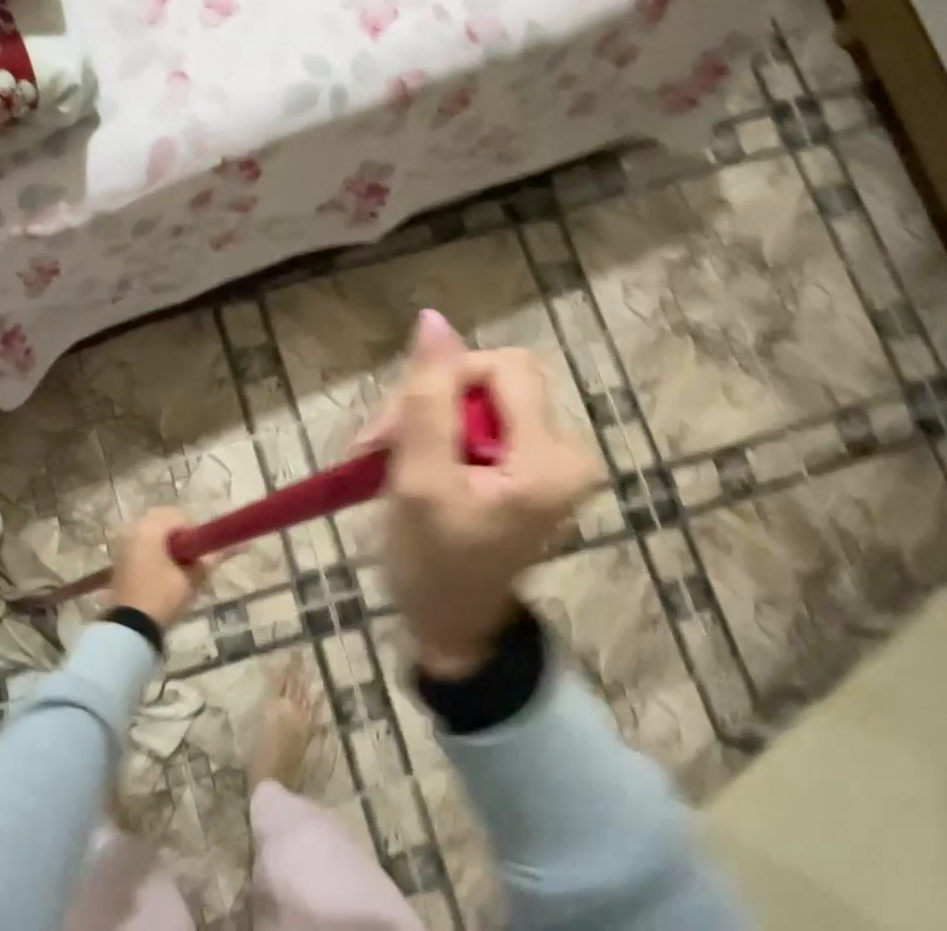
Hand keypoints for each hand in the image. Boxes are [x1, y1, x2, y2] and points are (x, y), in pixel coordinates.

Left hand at [110, 507, 209, 627]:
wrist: (130, 628)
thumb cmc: (162, 598)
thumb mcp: (192, 578)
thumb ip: (213, 558)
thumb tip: (241, 545)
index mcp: (149, 529)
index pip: (180, 516)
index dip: (196, 532)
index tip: (201, 553)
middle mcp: (132, 529)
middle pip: (164, 520)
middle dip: (181, 535)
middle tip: (192, 559)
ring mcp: (123, 544)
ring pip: (152, 532)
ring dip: (168, 543)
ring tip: (180, 568)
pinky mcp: (120, 559)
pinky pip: (142, 544)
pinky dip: (155, 551)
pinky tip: (164, 573)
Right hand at [360, 311, 602, 676]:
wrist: (452, 627)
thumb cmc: (432, 567)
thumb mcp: (420, 482)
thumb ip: (426, 400)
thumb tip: (433, 319)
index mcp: (552, 458)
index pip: (500, 369)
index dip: (441, 381)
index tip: (391, 429)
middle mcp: (569, 450)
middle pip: (492, 381)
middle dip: (428, 403)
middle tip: (377, 446)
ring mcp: (554, 460)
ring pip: (482, 398)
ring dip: (428, 419)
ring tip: (386, 458)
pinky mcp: (534, 468)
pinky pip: (485, 422)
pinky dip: (443, 435)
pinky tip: (414, 463)